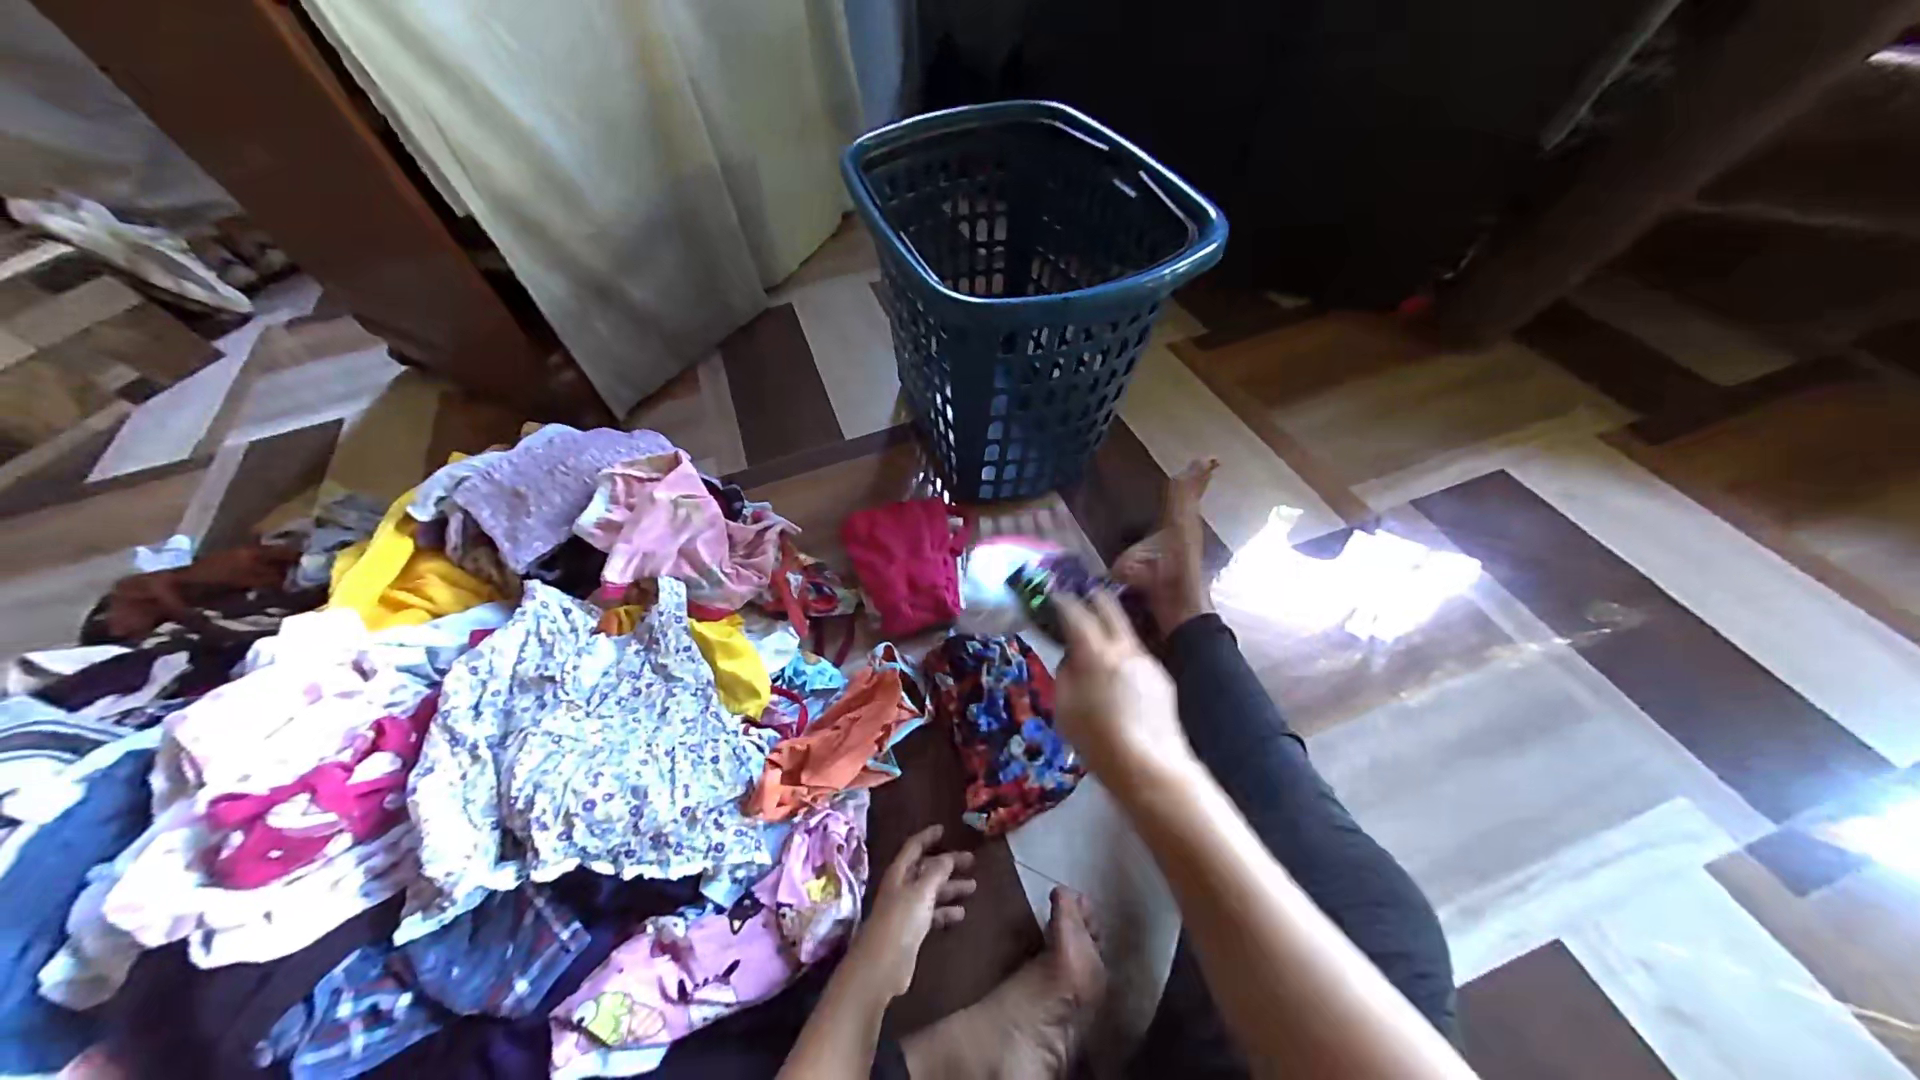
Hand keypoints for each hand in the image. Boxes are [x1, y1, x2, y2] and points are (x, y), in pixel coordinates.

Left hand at [848, 825, 976, 999]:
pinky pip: (932, 913)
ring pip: (932, 891)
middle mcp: (902, 887)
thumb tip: (947, 857)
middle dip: (948, 863)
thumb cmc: (900, 920)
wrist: (882, 965)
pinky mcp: (912, 930)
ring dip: (951, 888)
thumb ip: (936, 872)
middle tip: (971, 860)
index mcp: (899, 872)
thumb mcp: (921, 891)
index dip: (928, 837)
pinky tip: (961, 914)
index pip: (914, 846)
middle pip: (926, 869)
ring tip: (973, 886)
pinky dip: (946, 911)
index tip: (944, 829)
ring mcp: (906, 909)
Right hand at [1053, 590, 1192, 781]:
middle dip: (1092, 599)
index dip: (1062, 601)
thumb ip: (1065, 674)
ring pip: (1126, 632)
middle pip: (1109, 608)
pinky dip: (1124, 657)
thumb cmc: (1097, 741)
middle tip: (1080, 600)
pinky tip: (1119, 680)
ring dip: (1110, 630)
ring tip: (1097, 644)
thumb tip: (1071, 659)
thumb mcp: (1064, 708)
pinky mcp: (1162, 677)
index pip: (1076, 613)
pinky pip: (1137, 657)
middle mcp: (1124, 648)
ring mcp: (1147, 660)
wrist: (1150, 766)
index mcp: (1095, 653)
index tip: (1054, 597)